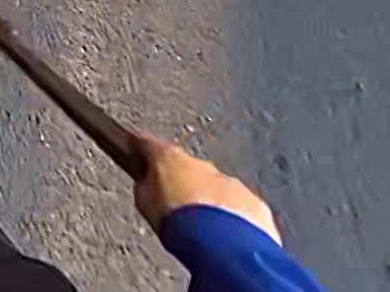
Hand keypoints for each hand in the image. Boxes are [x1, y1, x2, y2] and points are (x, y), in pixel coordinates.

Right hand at [131, 130, 281, 243]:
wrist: (222, 245)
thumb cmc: (178, 220)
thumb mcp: (144, 202)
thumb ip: (145, 186)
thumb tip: (147, 185)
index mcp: (166, 155)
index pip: (147, 143)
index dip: (140, 148)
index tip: (135, 149)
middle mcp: (196, 162)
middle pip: (185, 165)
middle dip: (182, 180)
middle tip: (177, 202)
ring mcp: (227, 181)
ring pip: (215, 185)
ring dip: (208, 197)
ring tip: (204, 223)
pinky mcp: (254, 203)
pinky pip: (241, 205)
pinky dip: (234, 214)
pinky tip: (227, 231)